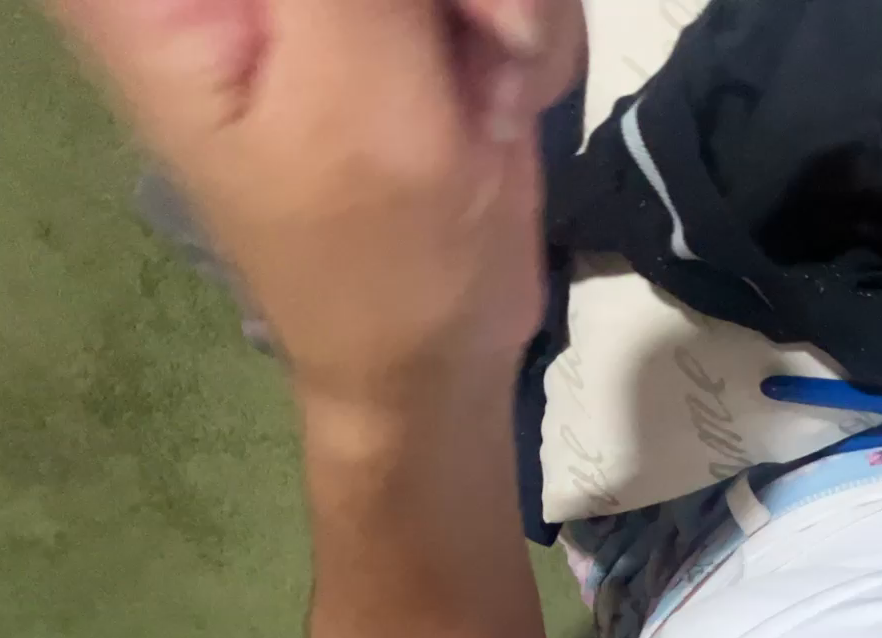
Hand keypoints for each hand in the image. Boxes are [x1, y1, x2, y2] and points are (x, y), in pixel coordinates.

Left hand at [46, 0, 585, 406]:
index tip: (459, 17)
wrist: (445, 358)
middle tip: (495, 49)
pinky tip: (508, 104)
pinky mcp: (424, 25)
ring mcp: (349, 0)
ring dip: (516, 10)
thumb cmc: (385, 268)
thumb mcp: (363, 107)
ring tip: (498, 103)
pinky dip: (532, 39)